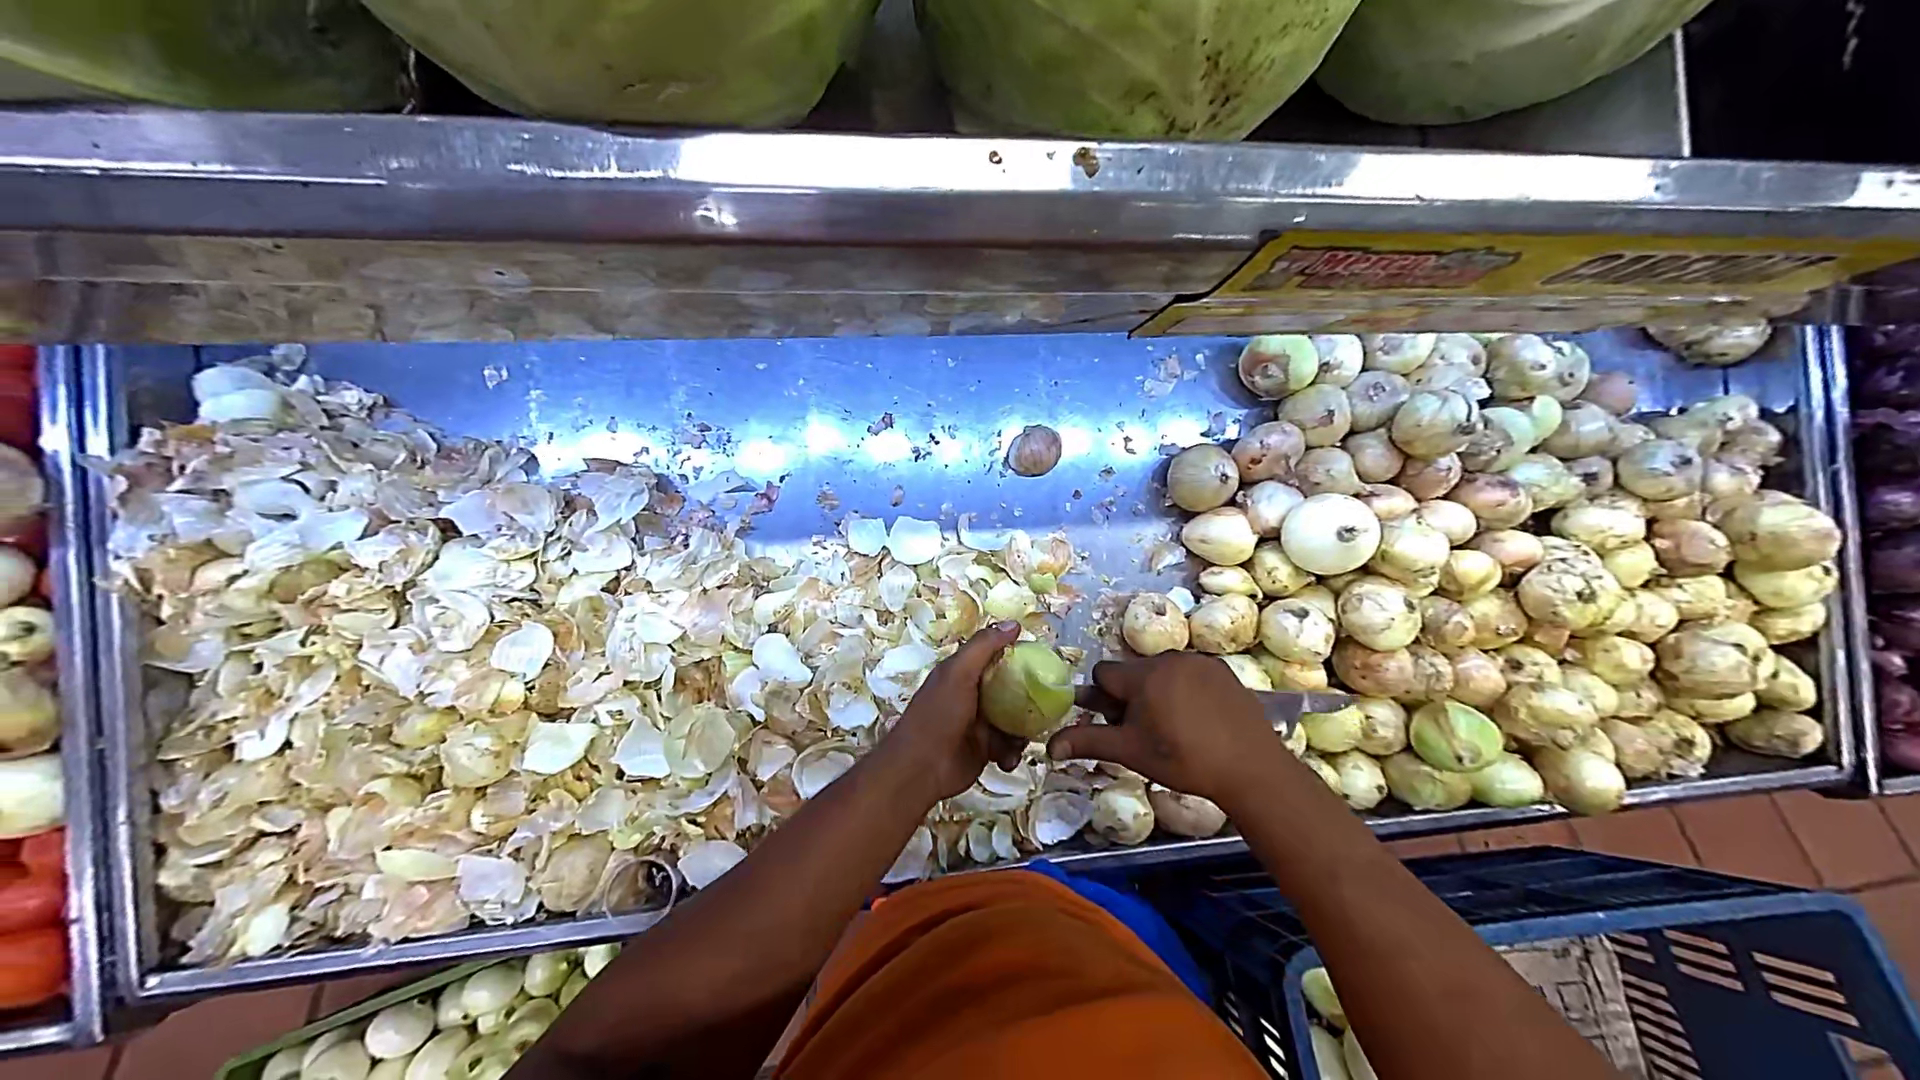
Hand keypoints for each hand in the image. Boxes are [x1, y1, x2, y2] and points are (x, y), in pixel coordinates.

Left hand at [872, 621, 1027, 805]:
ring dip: (1024, 728)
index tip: (1044, 659)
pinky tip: (1010, 758)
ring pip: (1014, 720)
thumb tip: (1013, 624)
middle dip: (1029, 696)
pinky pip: (1008, 746)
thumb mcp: (959, 673)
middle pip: (1010, 690)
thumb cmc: (938, 715)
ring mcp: (979, 724)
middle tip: (1051, 701)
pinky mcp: (984, 750)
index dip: (1018, 657)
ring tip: (1028, 735)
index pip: (995, 658)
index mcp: (963, 673)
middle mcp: (973, 695)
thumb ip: (983, 647)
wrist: (921, 768)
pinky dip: (1013, 752)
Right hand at [1046, 652, 1293, 806]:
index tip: (1119, 724)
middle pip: (1132, 673)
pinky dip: (1185, 690)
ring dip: (1157, 692)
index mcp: (1142, 675)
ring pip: (1161, 672)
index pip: (1103, 674)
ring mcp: (1198, 661)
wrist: (1251, 767)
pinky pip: (1189, 673)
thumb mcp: (1130, 751)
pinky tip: (1199, 720)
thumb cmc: (1183, 759)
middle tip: (1145, 731)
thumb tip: (1049, 747)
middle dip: (1130, 697)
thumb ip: (1087, 741)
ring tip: (1174, 728)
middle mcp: (1168, 658)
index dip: (1104, 699)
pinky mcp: (1222, 670)